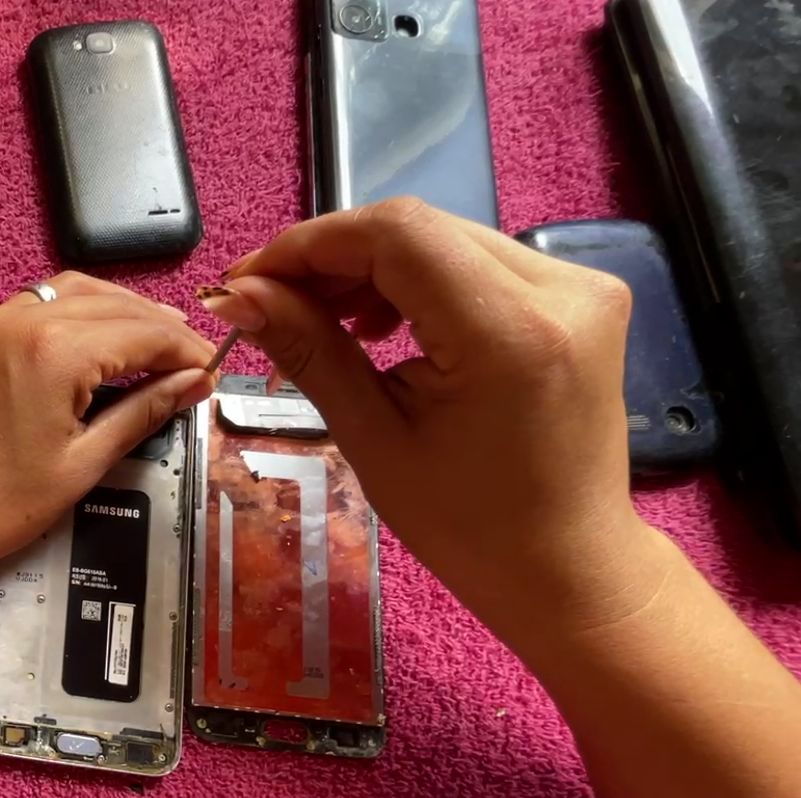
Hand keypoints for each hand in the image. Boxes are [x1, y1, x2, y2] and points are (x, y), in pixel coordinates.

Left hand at [0, 271, 215, 584]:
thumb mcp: (80, 465)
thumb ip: (141, 414)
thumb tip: (191, 384)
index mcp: (53, 349)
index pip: (143, 330)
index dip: (186, 351)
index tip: (211, 373)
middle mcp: (20, 319)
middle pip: (113, 304)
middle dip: (158, 328)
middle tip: (190, 362)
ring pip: (74, 294)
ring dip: (118, 314)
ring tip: (151, 348)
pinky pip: (36, 306)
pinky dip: (75, 316)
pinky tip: (94, 346)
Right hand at [199, 197, 660, 644]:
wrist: (559, 556)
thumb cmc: (458, 517)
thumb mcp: (368, 433)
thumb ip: (306, 348)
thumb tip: (234, 298)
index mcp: (509, 331)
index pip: (396, 236)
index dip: (306, 246)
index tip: (242, 282)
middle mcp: (560, 286)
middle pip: (416, 229)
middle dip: (323, 259)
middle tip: (261, 304)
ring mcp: (576, 284)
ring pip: (438, 239)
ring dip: (358, 271)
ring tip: (309, 320)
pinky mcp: (570, 295)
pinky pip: (465, 263)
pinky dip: (401, 282)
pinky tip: (367, 325)